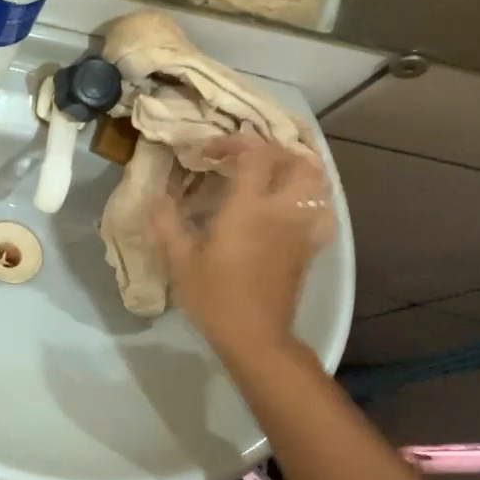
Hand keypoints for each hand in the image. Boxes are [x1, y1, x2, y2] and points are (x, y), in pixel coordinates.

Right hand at [150, 136, 331, 362]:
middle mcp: (283, 211)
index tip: (208, 153)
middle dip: (272, 149)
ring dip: (296, 168)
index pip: (255, 154)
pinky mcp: (310, 247)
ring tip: (271, 172)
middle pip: (297, 161)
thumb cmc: (214, 296)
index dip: (233, 142)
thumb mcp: (179, 258)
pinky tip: (289, 203)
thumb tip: (157, 194)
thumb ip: (166, 221)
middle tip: (245, 157)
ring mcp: (302, 229)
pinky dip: (309, 195)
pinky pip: (322, 209)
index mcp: (250, 208)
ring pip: (318, 182)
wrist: (255, 337)